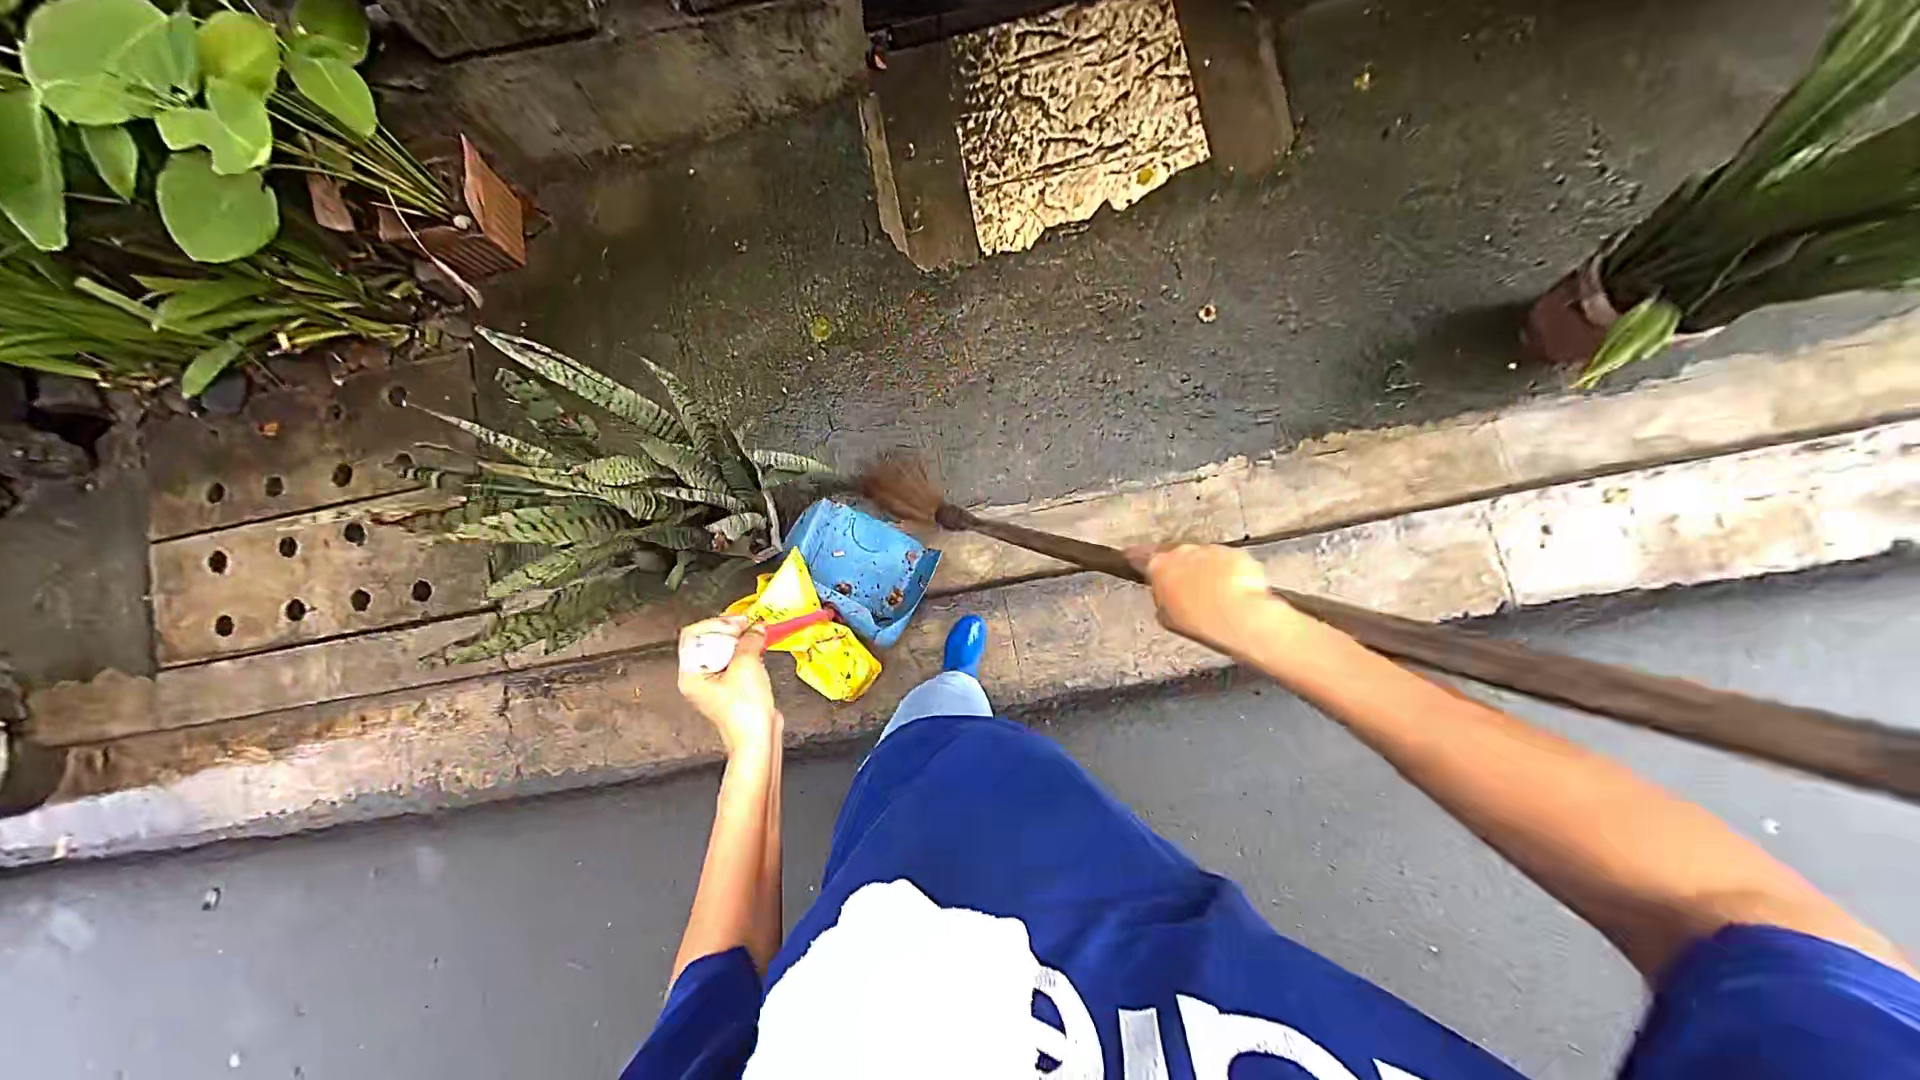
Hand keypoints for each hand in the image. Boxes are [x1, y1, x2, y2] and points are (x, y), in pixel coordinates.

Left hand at [677, 616, 779, 756]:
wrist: (758, 738)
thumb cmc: (744, 714)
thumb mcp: (747, 665)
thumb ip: (750, 639)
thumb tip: (756, 628)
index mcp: (691, 675)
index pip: (694, 635)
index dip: (717, 624)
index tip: (739, 623)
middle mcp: (699, 678)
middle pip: (708, 640)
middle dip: (731, 631)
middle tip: (749, 627)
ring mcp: (716, 682)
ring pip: (724, 650)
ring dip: (742, 642)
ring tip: (757, 639)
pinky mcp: (732, 686)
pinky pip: (736, 661)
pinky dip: (748, 653)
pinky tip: (759, 652)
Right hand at [1126, 544, 1296, 654]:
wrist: (1237, 617)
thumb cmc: (1200, 621)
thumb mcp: (1166, 617)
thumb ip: (1160, 598)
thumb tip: (1164, 595)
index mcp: (1158, 566)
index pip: (1141, 555)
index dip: (1138, 557)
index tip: (1133, 556)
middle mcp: (1182, 552)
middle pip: (1176, 554)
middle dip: (1180, 567)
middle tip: (1187, 588)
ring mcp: (1210, 550)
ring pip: (1204, 557)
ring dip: (1206, 570)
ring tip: (1215, 595)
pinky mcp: (1234, 553)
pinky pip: (1228, 561)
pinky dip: (1229, 572)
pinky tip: (1232, 591)